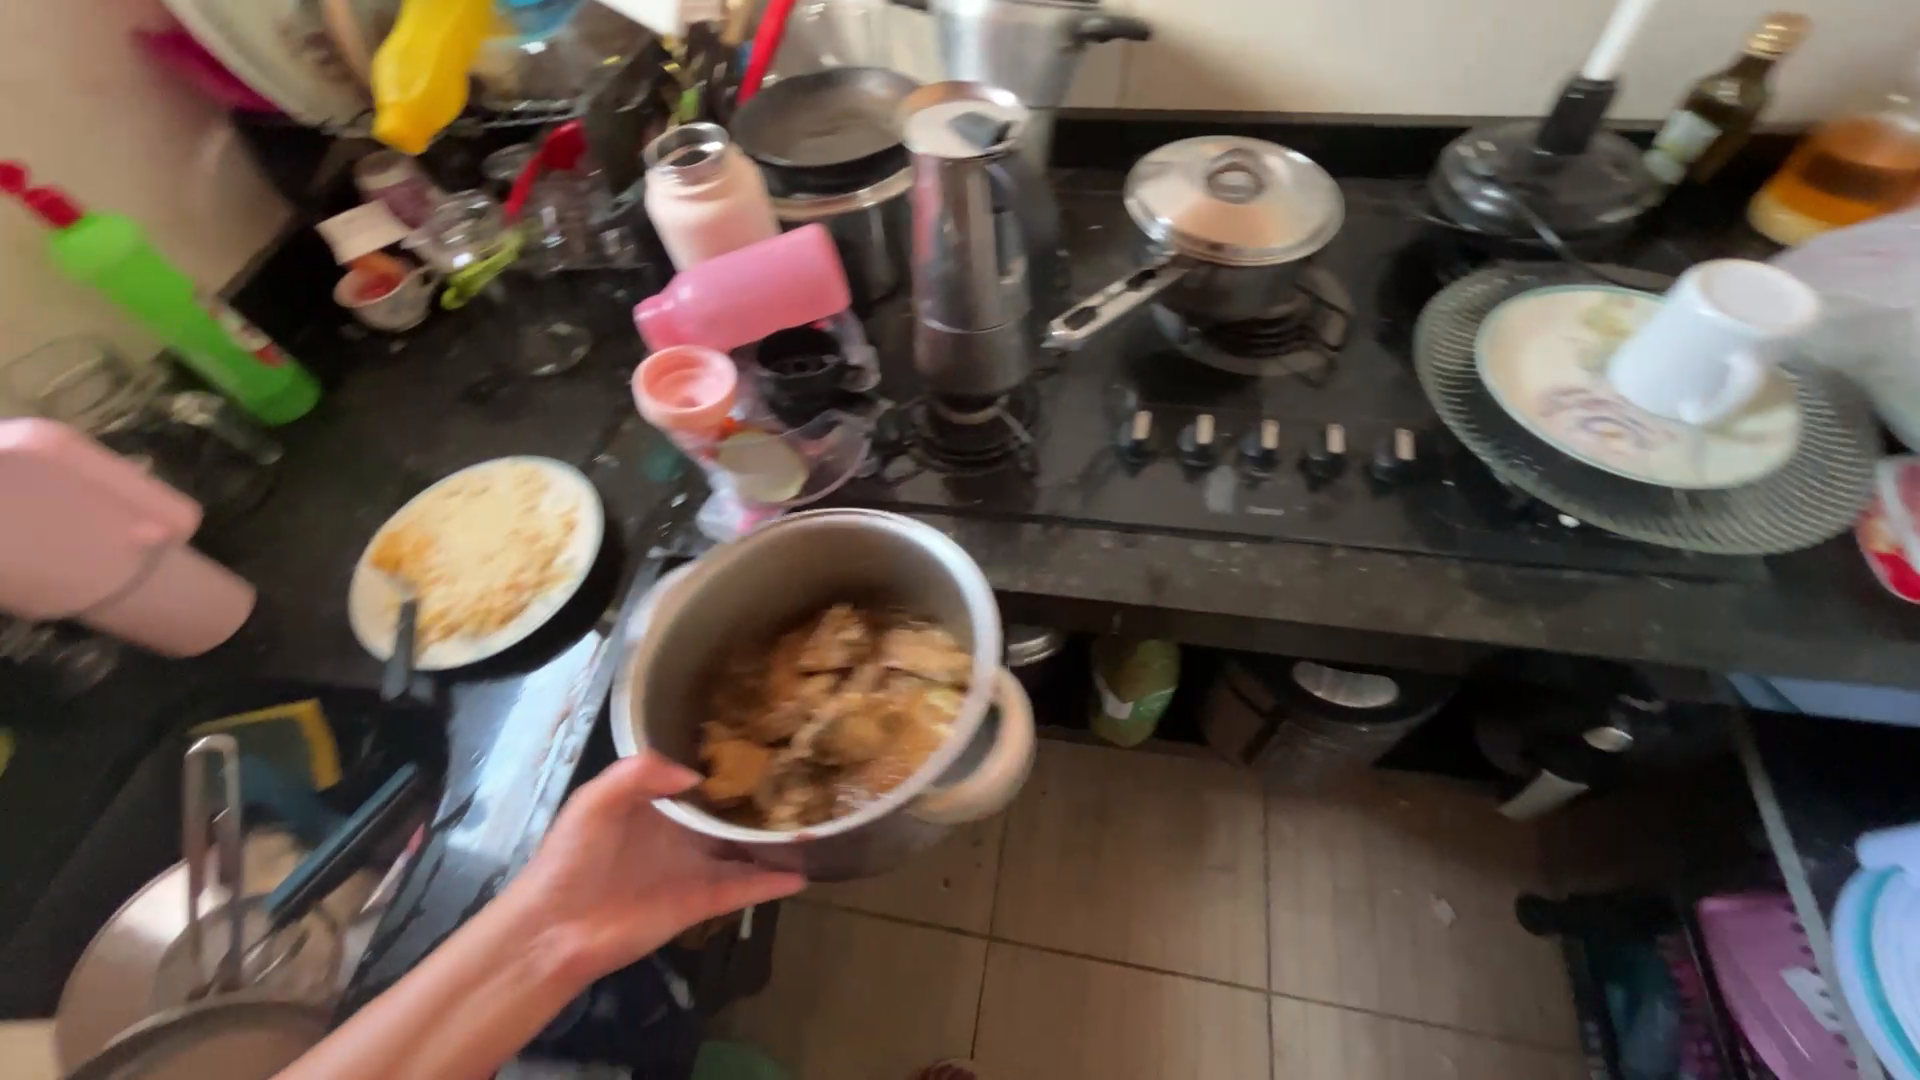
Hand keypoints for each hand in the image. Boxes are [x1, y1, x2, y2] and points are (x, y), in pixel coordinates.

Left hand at [504, 754, 804, 983]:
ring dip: (775, 840)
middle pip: (730, 814)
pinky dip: (772, 883)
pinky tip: (802, 872)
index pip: (702, 781)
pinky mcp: (702, 901)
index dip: (730, 765)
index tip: (766, 745)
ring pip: (745, 849)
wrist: (552, 929)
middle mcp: (683, 834)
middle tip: (803, 781)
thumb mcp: (595, 800)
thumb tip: (696, 775)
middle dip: (761, 800)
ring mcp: (695, 868)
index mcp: (658, 804)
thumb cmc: (570, 858)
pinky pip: (744, 888)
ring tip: (814, 824)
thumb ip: (639, 772)